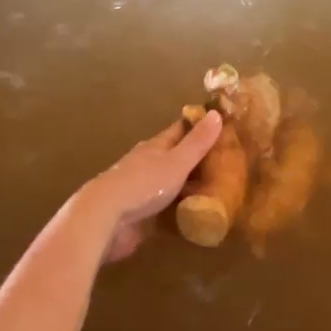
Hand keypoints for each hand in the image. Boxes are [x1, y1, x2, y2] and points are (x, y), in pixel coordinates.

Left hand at [70, 111, 223, 261]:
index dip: (198, 125)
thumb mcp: (176, 161)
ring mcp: (141, 189)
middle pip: (174, 156)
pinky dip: (179, 207)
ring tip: (215, 189)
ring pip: (169, 181)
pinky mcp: (139, 213)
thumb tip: (216, 113)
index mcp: (155, 146)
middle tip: (225, 161)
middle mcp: (147, 163)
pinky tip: (193, 213)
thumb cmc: (143, 184)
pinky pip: (165, 207)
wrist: (106, 218)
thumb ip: (197, 142)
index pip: (180, 130)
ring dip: (187, 184)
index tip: (219, 124)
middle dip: (195, 157)